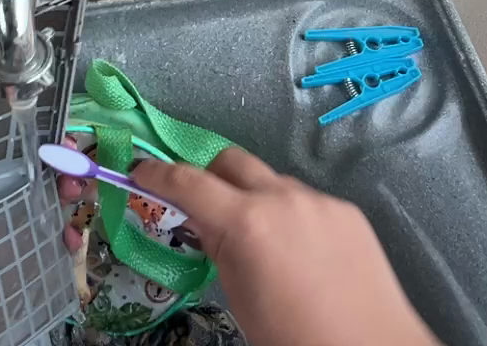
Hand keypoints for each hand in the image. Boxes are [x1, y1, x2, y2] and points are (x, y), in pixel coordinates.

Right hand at [133, 148, 438, 345]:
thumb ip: (219, 248)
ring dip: (254, 198)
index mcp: (248, 222)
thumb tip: (207, 222)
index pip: (188, 182)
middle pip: (229, 160)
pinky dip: (291, 216)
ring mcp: (319, 199)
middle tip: (201, 205)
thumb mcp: (240, 299)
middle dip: (208, 174)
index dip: (157, 173)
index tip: (139, 170)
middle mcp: (282, 196)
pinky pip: (306, 201)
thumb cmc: (293, 341)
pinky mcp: (347, 209)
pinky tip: (300, 254)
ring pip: (270, 181)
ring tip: (261, 242)